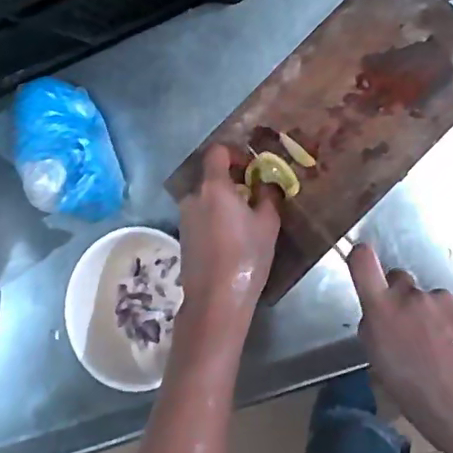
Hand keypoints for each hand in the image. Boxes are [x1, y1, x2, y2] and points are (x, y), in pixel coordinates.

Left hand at [178, 145, 279, 315]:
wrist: (215, 300)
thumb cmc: (246, 255)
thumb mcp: (268, 222)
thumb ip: (268, 195)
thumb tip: (266, 183)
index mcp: (214, 187)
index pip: (217, 152)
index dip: (235, 152)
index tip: (251, 167)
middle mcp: (194, 197)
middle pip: (212, 176)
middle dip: (233, 180)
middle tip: (255, 194)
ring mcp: (185, 218)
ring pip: (207, 197)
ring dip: (224, 200)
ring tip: (246, 218)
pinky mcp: (184, 236)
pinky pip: (201, 215)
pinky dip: (216, 216)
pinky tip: (232, 236)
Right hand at [347, 243, 452, 452]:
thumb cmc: (431, 409)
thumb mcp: (389, 379)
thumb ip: (380, 338)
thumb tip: (381, 324)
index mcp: (384, 316)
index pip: (363, 263)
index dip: (361, 258)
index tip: (364, 263)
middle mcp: (413, 298)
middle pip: (399, 282)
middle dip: (400, 301)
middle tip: (414, 335)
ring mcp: (446, 298)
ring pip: (430, 300)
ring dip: (432, 318)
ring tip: (448, 356)